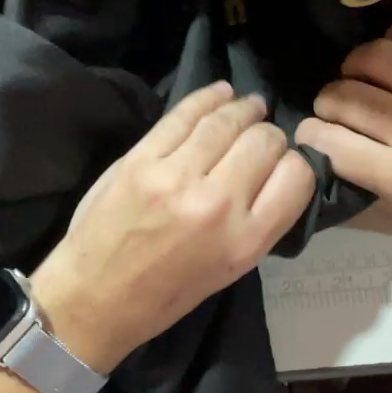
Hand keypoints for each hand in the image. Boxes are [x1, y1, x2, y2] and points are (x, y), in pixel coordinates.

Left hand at [31, 82, 315, 371]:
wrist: (94, 299)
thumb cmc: (165, 295)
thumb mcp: (229, 270)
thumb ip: (257, 221)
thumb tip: (273, 174)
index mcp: (245, 241)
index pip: (297, 176)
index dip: (295, 163)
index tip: (281, 163)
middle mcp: (217, 204)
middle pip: (264, 141)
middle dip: (268, 135)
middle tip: (260, 138)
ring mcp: (175, 177)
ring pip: (225, 122)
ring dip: (242, 109)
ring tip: (248, 106)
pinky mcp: (140, 159)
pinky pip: (183, 115)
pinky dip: (206, 99)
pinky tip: (219, 93)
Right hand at [294, 17, 391, 249]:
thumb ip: (369, 173)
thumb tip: (328, 139)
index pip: (334, 142)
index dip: (311, 133)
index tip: (309, 130)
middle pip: (348, 95)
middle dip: (328, 98)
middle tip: (334, 103)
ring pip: (377, 56)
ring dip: (356, 64)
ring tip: (363, 74)